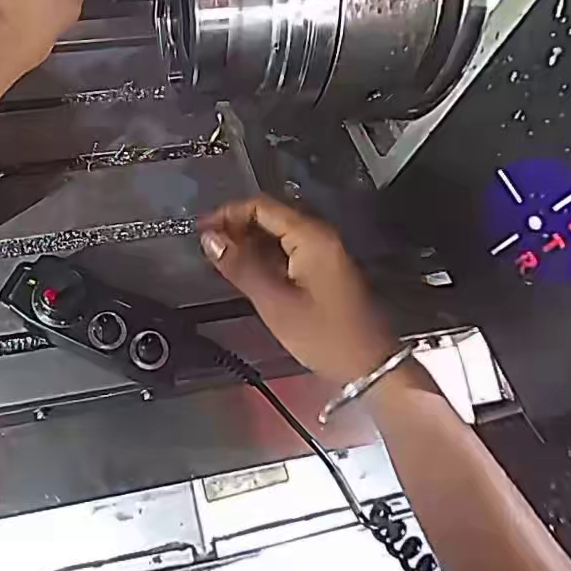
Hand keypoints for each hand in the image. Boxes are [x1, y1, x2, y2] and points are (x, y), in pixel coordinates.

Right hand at [200, 197, 398, 385]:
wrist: (368, 364)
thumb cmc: (324, 336)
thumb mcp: (275, 303)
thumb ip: (240, 267)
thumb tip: (210, 239)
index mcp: (311, 237)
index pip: (262, 206)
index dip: (228, 214)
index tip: (201, 230)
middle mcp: (320, 237)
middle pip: (271, 216)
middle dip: (236, 227)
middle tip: (208, 247)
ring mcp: (323, 253)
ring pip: (278, 235)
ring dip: (248, 243)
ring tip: (220, 260)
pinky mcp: (322, 270)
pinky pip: (288, 251)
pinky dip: (264, 257)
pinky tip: (245, 271)